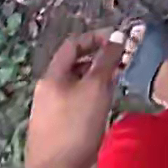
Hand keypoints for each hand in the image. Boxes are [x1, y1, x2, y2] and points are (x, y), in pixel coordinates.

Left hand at [25, 30, 121, 167]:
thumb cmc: (75, 126)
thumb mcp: (96, 87)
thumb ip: (107, 59)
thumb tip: (118, 36)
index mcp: (52, 76)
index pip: (74, 44)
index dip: (96, 37)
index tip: (116, 40)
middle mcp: (47, 90)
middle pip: (75, 65)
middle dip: (99, 60)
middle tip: (120, 61)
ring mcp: (50, 112)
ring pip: (77, 85)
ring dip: (97, 79)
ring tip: (116, 82)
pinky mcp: (56, 131)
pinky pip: (76, 104)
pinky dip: (91, 98)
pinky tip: (104, 106)